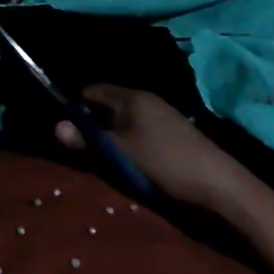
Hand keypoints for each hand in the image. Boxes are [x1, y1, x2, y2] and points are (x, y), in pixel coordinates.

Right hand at [54, 86, 247, 209]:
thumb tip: (56, 127)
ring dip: (112, 137)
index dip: (76, 108)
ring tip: (107, 160)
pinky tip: (132, 163)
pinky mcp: (172, 131)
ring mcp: (162, 114)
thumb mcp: (119, 153)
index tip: (68, 132)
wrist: (216, 182)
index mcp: (131, 97)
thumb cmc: (163, 162)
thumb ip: (87, 140)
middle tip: (84, 151)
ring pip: (124, 120)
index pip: (92, 90)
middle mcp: (146, 99)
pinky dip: (129, 143)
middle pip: (108, 105)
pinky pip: (139, 130)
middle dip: (93, 125)